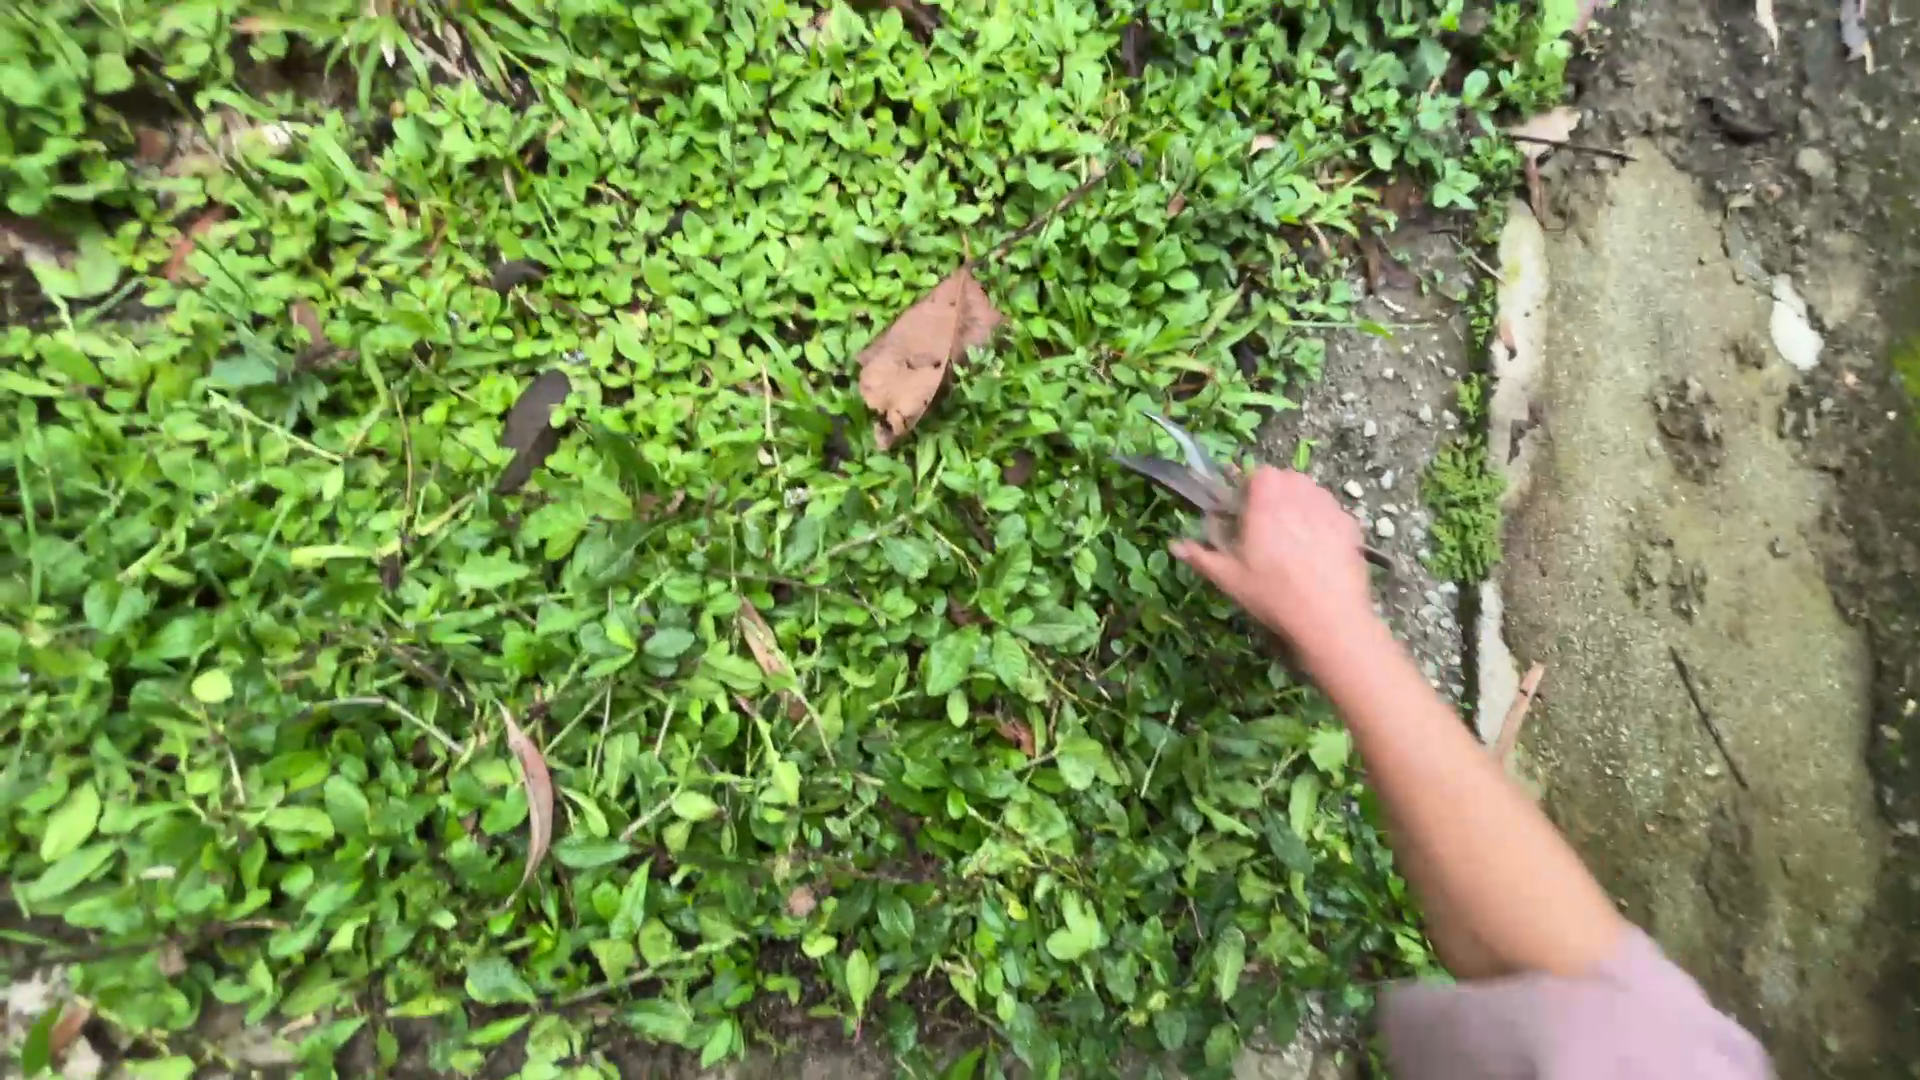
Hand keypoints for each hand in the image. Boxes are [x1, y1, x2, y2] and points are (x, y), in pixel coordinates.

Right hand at [1172, 466, 1376, 653]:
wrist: (1329, 618)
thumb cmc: (1272, 594)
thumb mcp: (1229, 578)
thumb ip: (1201, 557)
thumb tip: (1174, 545)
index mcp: (1266, 502)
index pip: (1259, 473)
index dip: (1249, 488)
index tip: (1243, 510)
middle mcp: (1299, 496)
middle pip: (1286, 477)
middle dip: (1275, 493)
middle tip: (1265, 524)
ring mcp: (1329, 509)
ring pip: (1311, 491)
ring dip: (1299, 502)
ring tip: (1291, 534)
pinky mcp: (1352, 526)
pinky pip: (1332, 511)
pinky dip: (1322, 520)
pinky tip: (1317, 548)